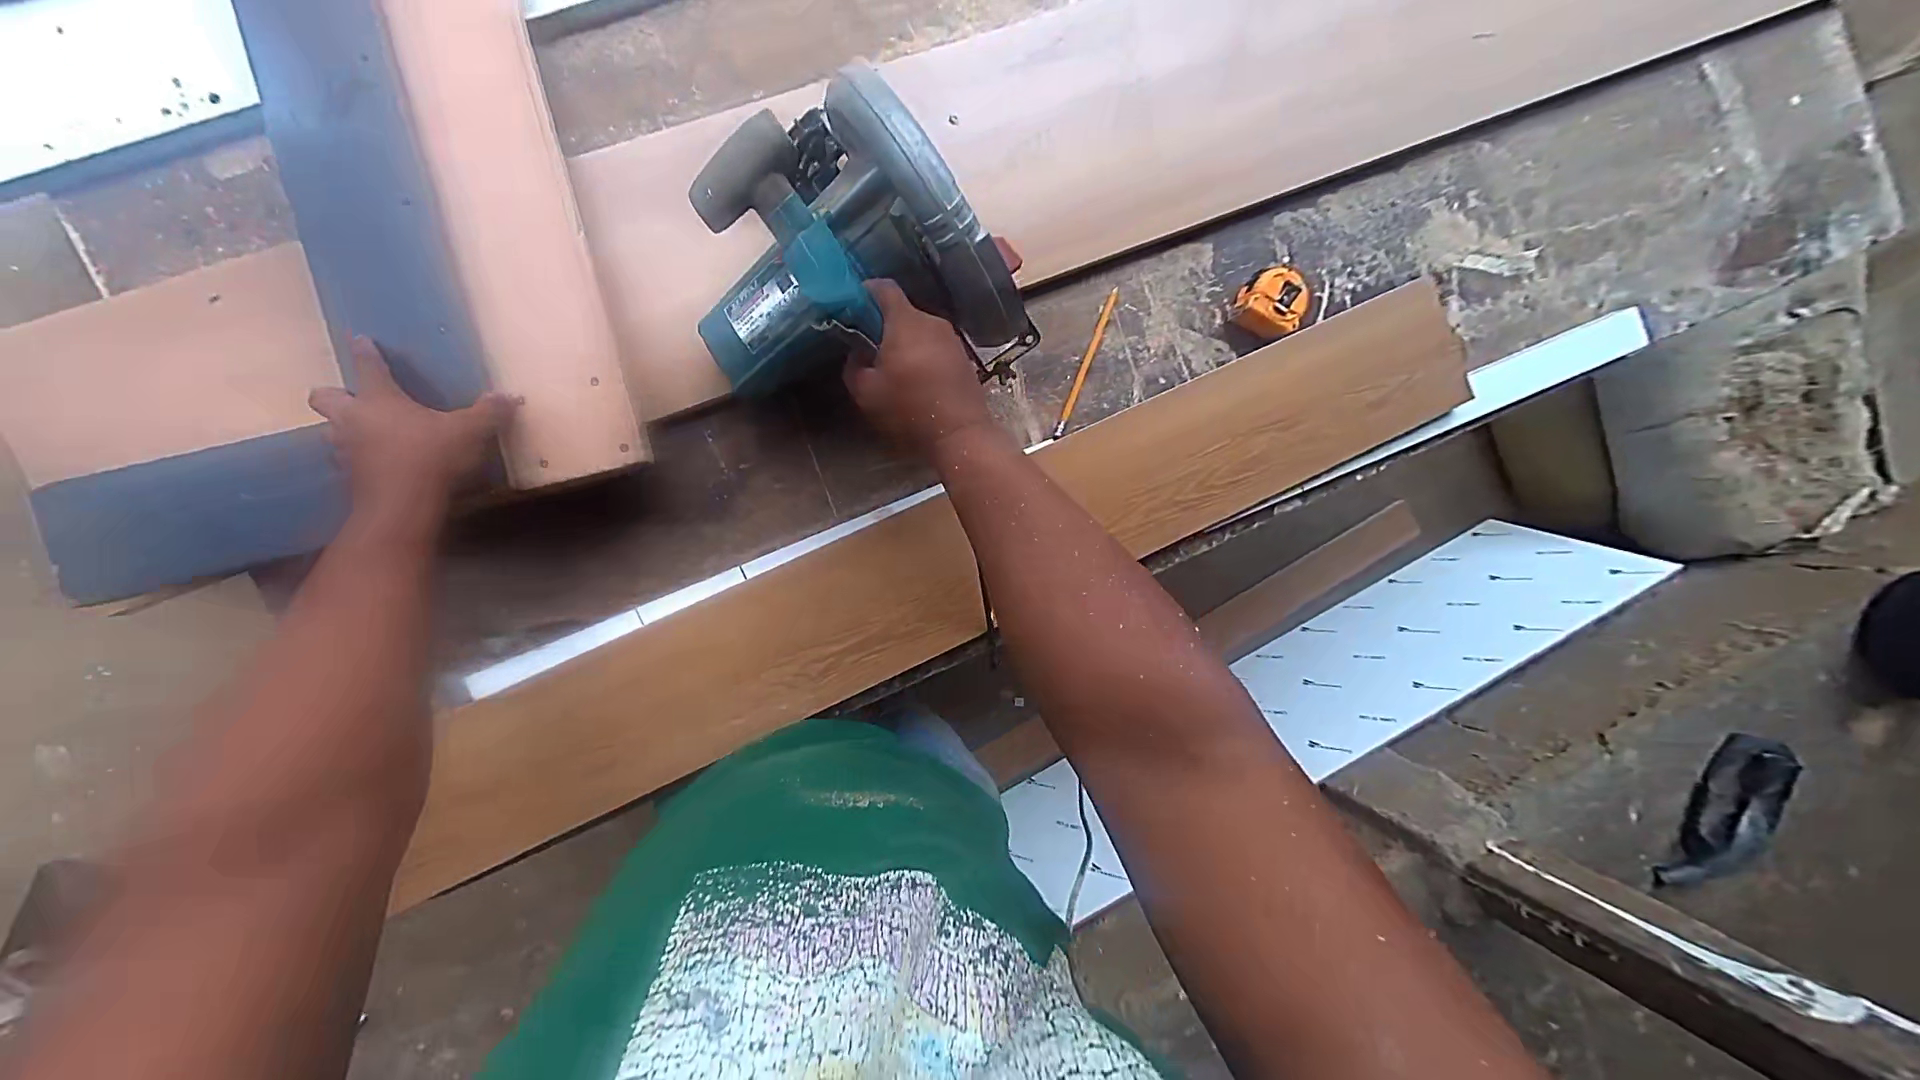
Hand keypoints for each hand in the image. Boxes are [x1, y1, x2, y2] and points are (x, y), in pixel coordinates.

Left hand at [309, 337, 514, 523]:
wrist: (403, 502)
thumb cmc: (432, 455)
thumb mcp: (470, 431)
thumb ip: (488, 413)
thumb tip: (508, 396)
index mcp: (379, 399)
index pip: (369, 367)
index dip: (365, 352)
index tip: (360, 340)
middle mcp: (353, 418)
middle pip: (325, 397)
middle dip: (335, 394)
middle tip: (353, 400)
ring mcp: (346, 448)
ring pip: (331, 430)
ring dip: (345, 429)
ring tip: (368, 435)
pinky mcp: (350, 476)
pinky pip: (347, 460)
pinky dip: (360, 459)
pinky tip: (379, 464)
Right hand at [841, 281, 994, 456]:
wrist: (960, 434)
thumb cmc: (909, 410)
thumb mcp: (866, 392)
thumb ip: (854, 365)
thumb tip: (858, 352)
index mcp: (905, 322)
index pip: (883, 288)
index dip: (865, 293)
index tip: (852, 309)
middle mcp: (932, 321)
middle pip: (902, 310)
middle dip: (884, 323)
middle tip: (868, 345)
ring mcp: (952, 338)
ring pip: (920, 329)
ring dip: (905, 340)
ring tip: (893, 365)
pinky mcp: (963, 356)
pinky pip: (935, 345)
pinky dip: (923, 353)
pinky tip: (916, 377)